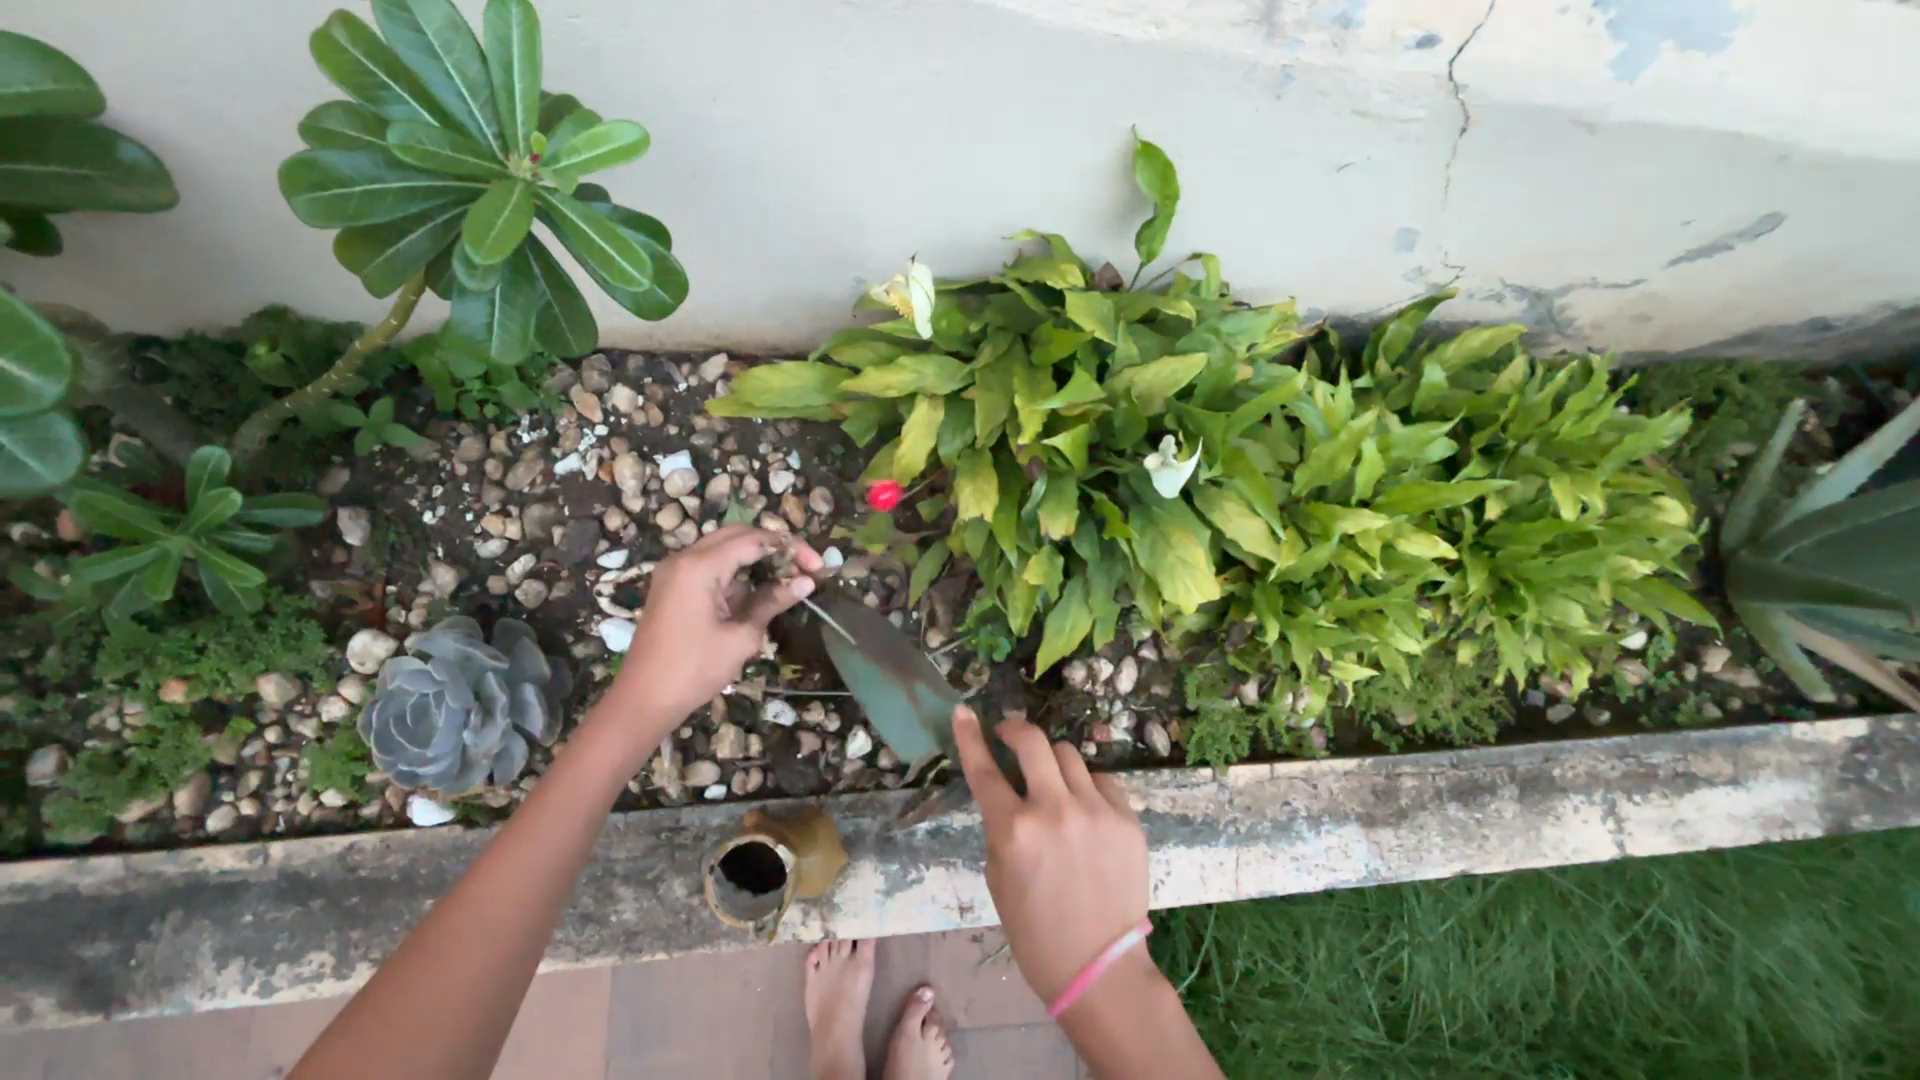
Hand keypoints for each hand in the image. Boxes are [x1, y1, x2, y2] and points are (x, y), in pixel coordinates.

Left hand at [612, 526, 821, 728]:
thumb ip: (772, 602)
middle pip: (737, 535)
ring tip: (788, 578)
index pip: (754, 540)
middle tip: (805, 567)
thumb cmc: (694, 669)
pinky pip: (710, 567)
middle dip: (774, 547)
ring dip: (756, 559)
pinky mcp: (673, 587)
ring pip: (723, 549)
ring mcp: (675, 572)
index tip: (818, 567)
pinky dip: (736, 573)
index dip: (790, 548)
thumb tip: (806, 583)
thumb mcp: (741, 636)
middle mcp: (684, 558)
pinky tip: (759, 591)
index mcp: (699, 566)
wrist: (644, 699)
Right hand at [952, 706, 1151, 1004]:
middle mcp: (1054, 811)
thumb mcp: (998, 877)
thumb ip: (1000, 827)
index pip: (984, 769)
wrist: (1099, 967)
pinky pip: (1102, 780)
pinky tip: (1083, 807)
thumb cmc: (1035, 932)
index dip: (969, 736)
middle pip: (1034, 741)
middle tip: (1009, 736)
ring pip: (1069, 755)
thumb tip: (1006, 791)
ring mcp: (1096, 812)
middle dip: (1015, 730)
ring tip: (1050, 782)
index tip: (964, 711)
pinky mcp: (1127, 820)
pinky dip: (1086, 785)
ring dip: (1052, 761)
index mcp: (1014, 831)